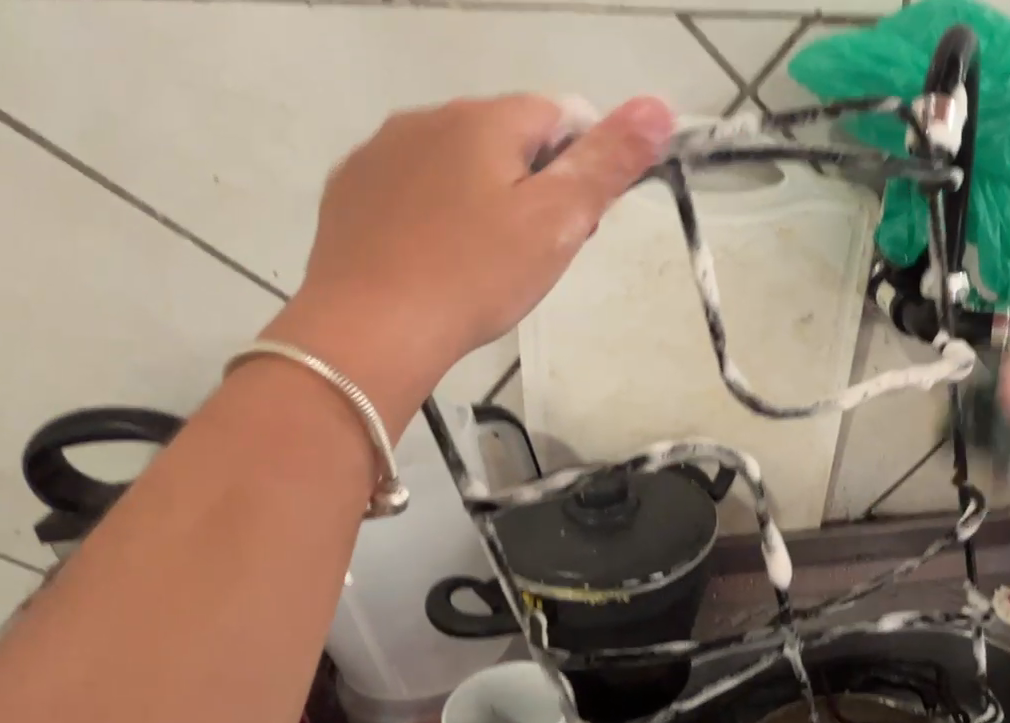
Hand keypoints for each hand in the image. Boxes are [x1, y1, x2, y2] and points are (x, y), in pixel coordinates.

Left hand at [263, 94, 676, 425]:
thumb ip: (607, 163)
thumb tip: (658, 107)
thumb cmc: (477, 275)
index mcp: (484, 120)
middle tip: (539, 253)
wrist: (374, 327)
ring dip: (485, 197)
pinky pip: (414, 189)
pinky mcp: (352, 191)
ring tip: (489, 263)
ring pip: (458, 163)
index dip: (582, 166)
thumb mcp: (557, 222)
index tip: (579, 222)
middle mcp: (428, 117)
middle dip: (535, 184)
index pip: (558, 115)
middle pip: (507, 139)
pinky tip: (439, 260)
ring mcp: (381, 152)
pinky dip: (436, 214)